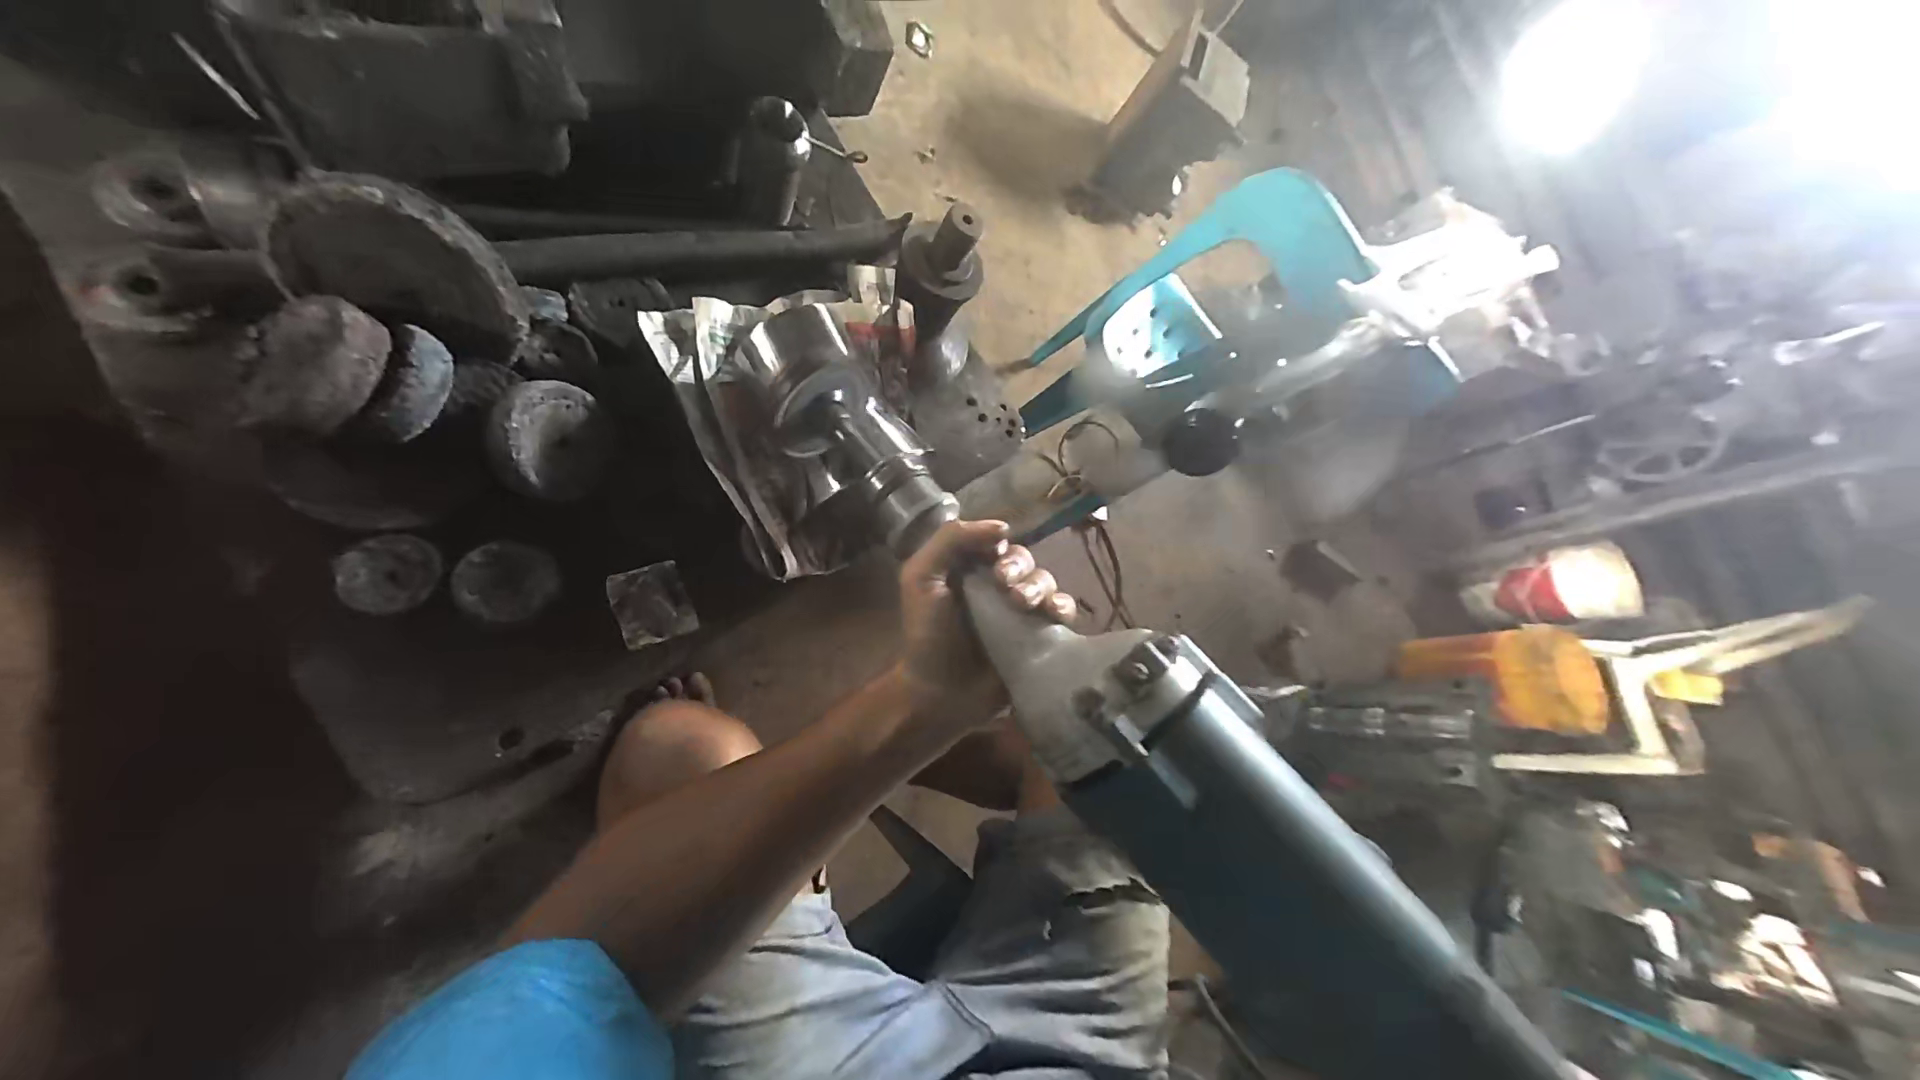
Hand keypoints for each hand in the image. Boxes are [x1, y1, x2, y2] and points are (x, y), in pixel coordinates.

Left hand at [899, 520, 1076, 697]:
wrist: (941, 693)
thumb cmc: (928, 635)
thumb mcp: (921, 578)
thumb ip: (950, 541)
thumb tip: (1003, 527)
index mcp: (970, 568)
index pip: (996, 542)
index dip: (1000, 546)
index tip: (994, 561)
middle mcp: (997, 586)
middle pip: (1024, 560)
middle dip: (1020, 568)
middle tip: (1006, 586)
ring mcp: (1021, 611)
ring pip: (1046, 581)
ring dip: (1040, 586)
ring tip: (1023, 605)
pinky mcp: (1040, 635)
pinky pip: (1063, 611)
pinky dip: (1064, 606)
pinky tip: (1054, 614)